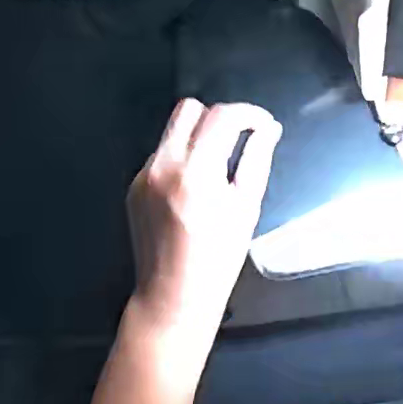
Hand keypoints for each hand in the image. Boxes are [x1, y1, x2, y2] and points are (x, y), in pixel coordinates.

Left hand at [125, 99, 280, 382]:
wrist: (172, 294)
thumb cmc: (217, 259)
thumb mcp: (246, 208)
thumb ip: (256, 160)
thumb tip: (268, 130)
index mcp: (195, 172)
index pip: (221, 117)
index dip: (249, 114)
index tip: (262, 124)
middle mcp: (162, 166)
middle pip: (189, 109)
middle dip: (218, 117)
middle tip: (237, 139)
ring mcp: (143, 175)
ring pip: (172, 131)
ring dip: (198, 137)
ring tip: (216, 168)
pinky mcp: (134, 186)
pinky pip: (161, 155)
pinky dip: (181, 159)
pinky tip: (193, 189)